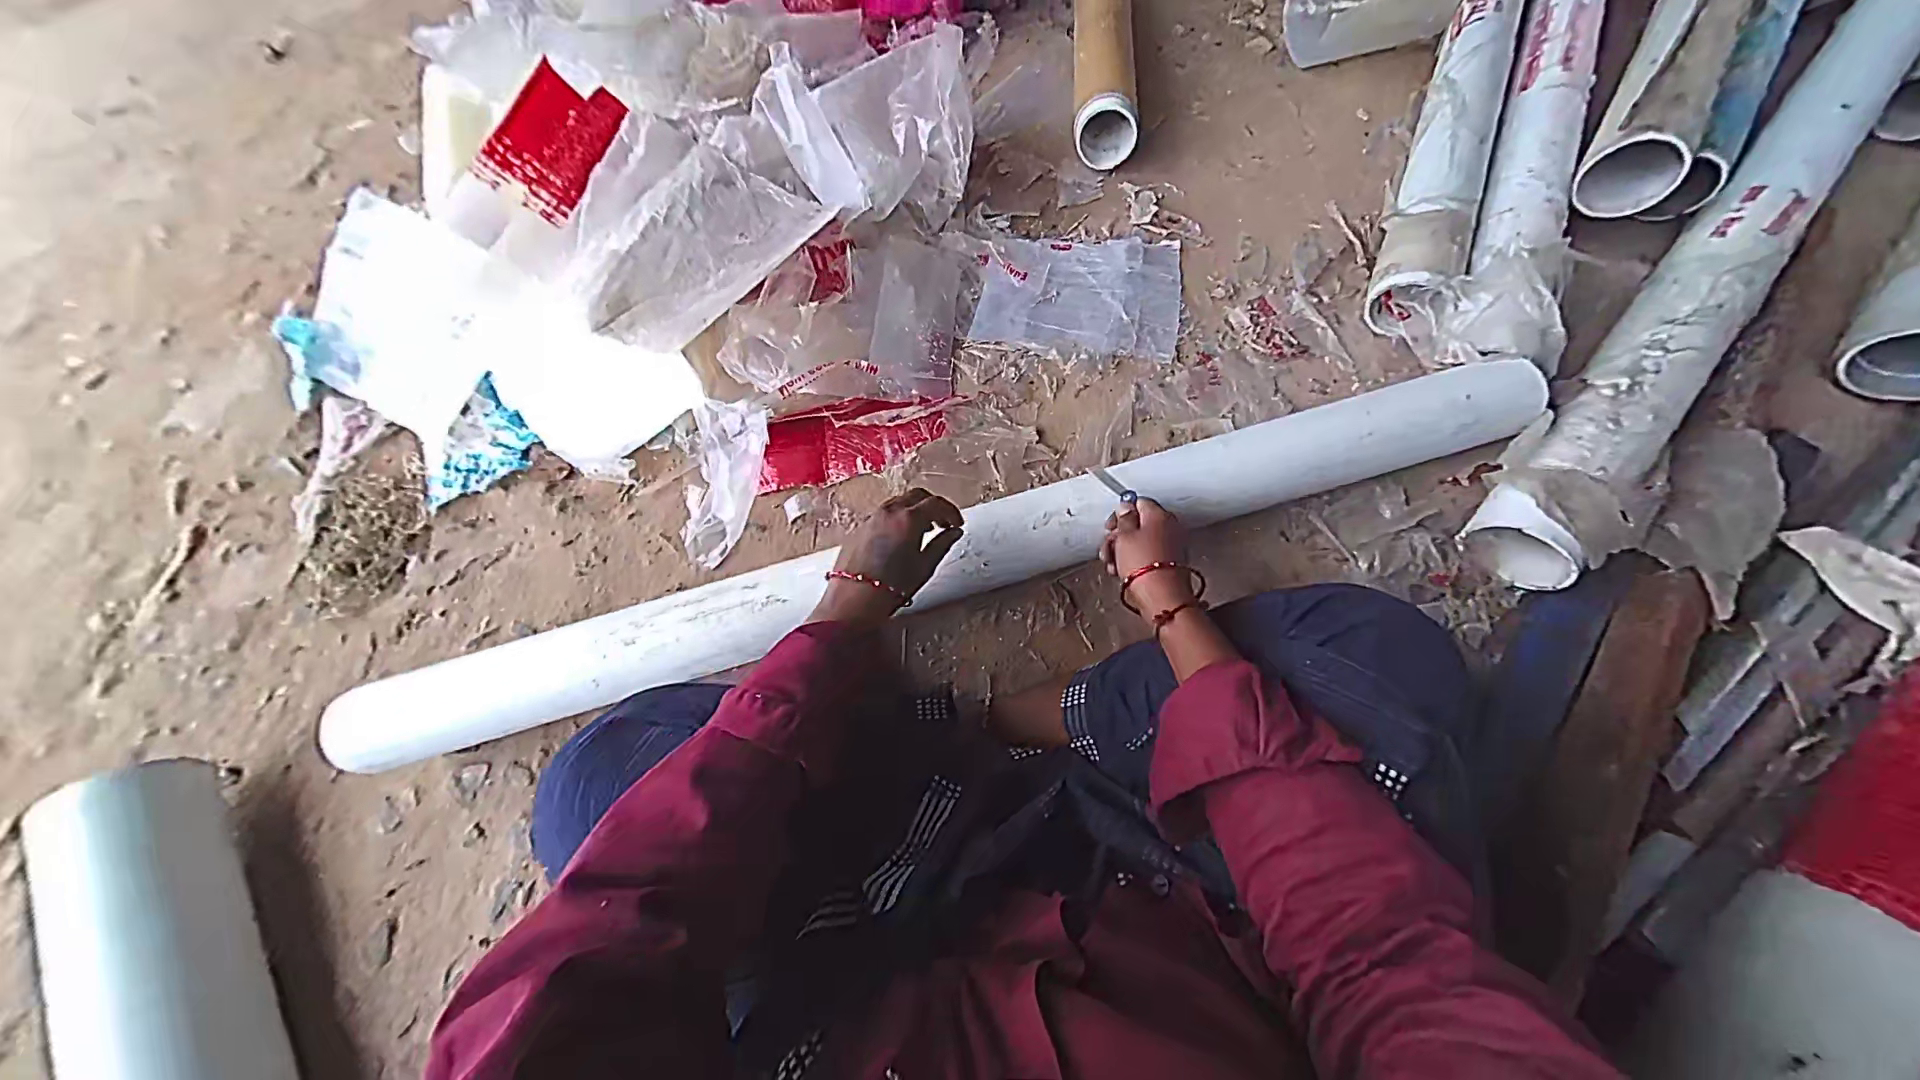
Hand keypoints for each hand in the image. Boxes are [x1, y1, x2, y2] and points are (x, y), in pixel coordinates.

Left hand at [810, 488, 964, 626]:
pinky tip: (903, 536)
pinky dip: (899, 517)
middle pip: (917, 496)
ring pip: (900, 502)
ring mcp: (872, 518)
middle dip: (934, 506)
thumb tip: (953, 533)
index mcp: (908, 518)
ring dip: (915, 510)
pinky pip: (884, 513)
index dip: (951, 511)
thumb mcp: (925, 565)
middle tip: (943, 522)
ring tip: (924, 530)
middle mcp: (889, 512)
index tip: (956, 522)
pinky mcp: (861, 527)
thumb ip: (942, 544)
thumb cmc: (888, 587)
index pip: (936, 503)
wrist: (855, 599)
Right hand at [1099, 497, 1194, 619]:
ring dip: (1124, 549)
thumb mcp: (1123, 537)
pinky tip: (1124, 570)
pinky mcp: (1170, 562)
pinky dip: (1135, 560)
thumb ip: (1124, 518)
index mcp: (1159, 515)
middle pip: (1140, 523)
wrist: (1159, 595)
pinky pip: (1149, 554)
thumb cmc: (1143, 566)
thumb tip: (1125, 508)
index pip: (1138, 502)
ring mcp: (1171, 545)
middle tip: (1110, 545)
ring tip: (1114, 562)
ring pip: (1142, 540)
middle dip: (1120, 534)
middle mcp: (1170, 526)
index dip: (1121, 513)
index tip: (1111, 525)